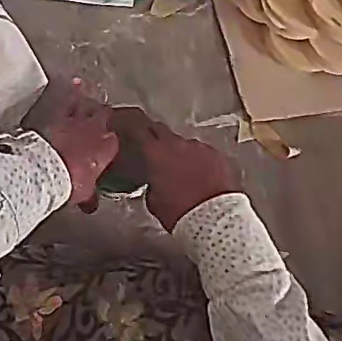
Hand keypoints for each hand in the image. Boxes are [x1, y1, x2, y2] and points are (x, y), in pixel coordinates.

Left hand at [32, 80, 118, 208]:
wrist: (48, 170)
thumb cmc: (69, 182)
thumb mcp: (84, 192)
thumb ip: (89, 195)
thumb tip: (91, 204)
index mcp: (107, 148)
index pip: (114, 141)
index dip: (110, 140)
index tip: (108, 141)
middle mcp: (96, 130)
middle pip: (106, 117)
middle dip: (105, 115)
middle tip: (104, 112)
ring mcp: (78, 120)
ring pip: (89, 105)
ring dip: (90, 100)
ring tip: (92, 91)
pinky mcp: (60, 114)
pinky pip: (69, 98)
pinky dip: (73, 90)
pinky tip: (75, 82)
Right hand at [113, 109, 239, 230]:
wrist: (215, 218)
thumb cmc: (181, 213)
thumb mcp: (155, 202)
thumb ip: (151, 185)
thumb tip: (154, 183)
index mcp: (156, 153)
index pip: (138, 128)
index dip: (130, 123)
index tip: (125, 122)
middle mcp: (177, 144)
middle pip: (161, 130)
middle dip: (154, 136)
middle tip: (151, 147)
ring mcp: (199, 147)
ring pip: (183, 143)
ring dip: (179, 152)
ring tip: (181, 171)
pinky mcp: (217, 154)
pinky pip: (202, 152)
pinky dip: (198, 160)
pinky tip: (200, 175)